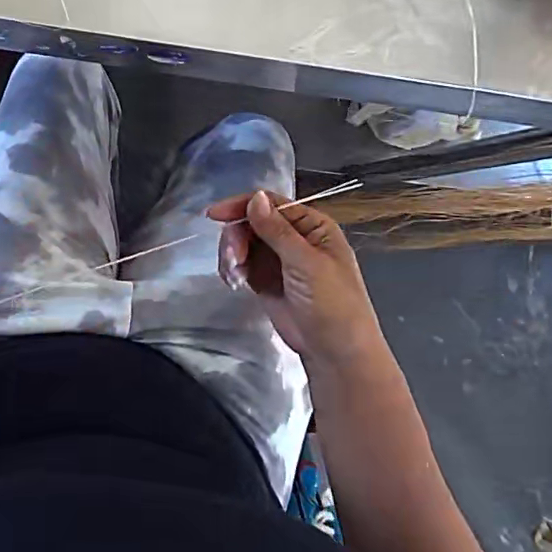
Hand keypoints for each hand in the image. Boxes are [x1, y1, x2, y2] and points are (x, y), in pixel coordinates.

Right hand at [205, 191, 383, 369]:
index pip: (270, 204)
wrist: (336, 354)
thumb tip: (255, 197)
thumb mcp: (306, 264)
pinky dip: (231, 269)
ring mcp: (277, 259)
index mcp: (312, 227)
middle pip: (250, 221)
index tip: (215, 215)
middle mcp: (293, 238)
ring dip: (231, 254)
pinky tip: (234, 282)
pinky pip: (239, 263)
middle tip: (233, 259)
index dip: (242, 206)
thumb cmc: (333, 305)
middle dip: (236, 237)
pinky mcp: (264, 278)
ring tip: (234, 275)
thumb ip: (277, 230)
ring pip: (241, 242)